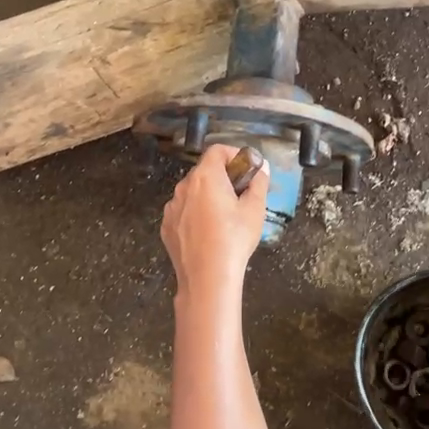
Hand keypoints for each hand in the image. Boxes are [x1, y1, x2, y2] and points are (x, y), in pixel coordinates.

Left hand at [161, 145, 270, 302]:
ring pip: (192, 192)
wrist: (207, 277)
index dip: (234, 154)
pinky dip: (194, 213)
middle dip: (222, 176)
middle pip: (203, 170)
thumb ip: (259, 183)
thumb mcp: (255, 209)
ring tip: (224, 215)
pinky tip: (207, 232)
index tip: (246, 168)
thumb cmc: (234, 238)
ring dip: (207, 195)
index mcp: (205, 177)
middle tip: (239, 193)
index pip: (217, 151)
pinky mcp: (166, 227)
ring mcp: (171, 208)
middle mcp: (184, 187)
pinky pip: (183, 211)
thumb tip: (262, 168)